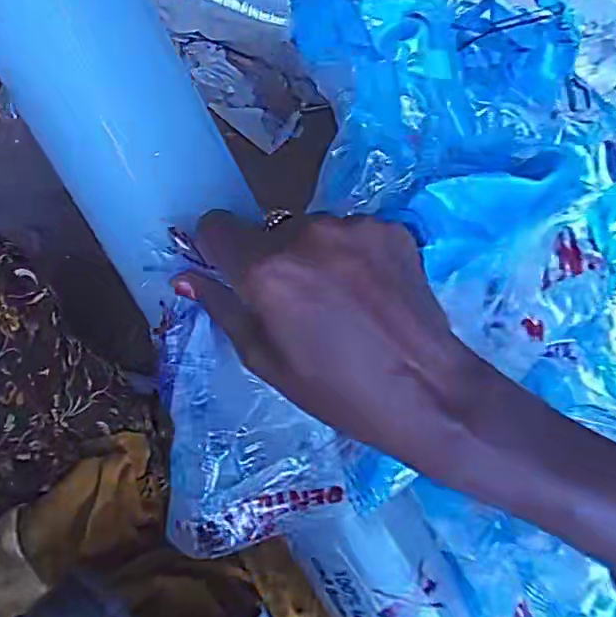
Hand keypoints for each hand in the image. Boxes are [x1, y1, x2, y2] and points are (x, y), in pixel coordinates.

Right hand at [176, 212, 499, 476]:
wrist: (428, 391)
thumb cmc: (337, 391)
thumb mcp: (267, 362)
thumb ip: (224, 310)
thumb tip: (187, 277)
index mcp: (266, 271)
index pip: (216, 225)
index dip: (218, 248)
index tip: (233, 271)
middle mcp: (306, 234)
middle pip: (269, 232)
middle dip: (275, 262)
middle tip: (302, 307)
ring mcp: (353, 226)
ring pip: (313, 232)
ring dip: (317, 257)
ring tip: (345, 303)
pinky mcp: (391, 227)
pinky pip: (353, 233)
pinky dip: (354, 256)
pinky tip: (373, 294)